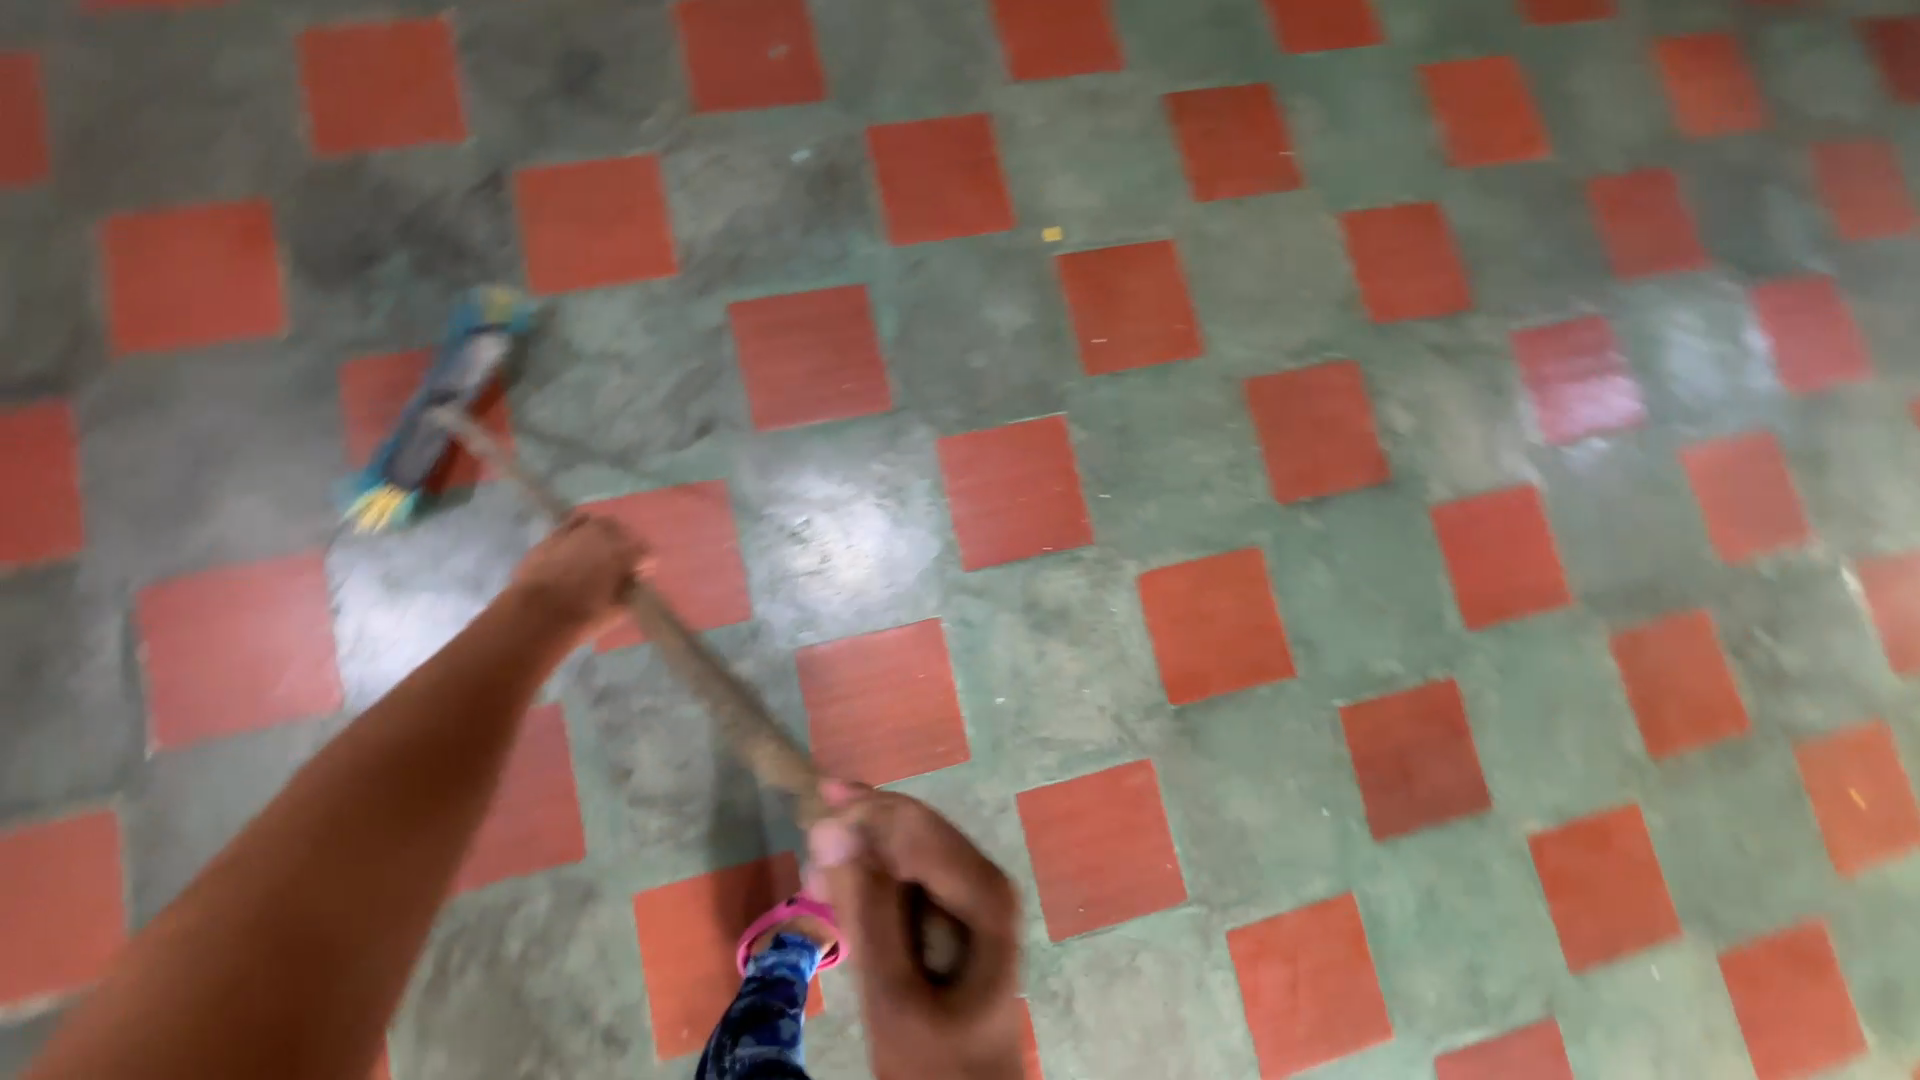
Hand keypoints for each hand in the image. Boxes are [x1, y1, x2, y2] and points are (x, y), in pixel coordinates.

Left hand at [508, 514, 649, 638]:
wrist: (536, 615)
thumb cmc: (584, 617)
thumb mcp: (620, 610)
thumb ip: (633, 590)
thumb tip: (635, 580)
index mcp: (628, 554)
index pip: (648, 554)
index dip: (643, 567)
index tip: (637, 580)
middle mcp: (608, 535)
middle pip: (626, 533)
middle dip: (625, 548)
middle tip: (618, 566)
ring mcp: (581, 531)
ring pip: (602, 524)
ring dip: (604, 536)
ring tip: (597, 552)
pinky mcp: (557, 533)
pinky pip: (575, 522)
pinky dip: (581, 529)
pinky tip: (577, 542)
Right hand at [810, 786, 1024, 1079]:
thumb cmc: (937, 1063)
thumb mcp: (893, 994)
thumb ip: (868, 909)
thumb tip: (832, 831)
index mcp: (984, 893)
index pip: (913, 824)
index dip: (862, 815)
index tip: (811, 826)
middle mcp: (984, 881)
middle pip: (911, 830)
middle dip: (858, 829)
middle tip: (808, 842)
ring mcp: (971, 899)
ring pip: (905, 851)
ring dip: (860, 855)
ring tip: (814, 875)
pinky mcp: (953, 920)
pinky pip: (906, 881)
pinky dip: (870, 883)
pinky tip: (837, 893)